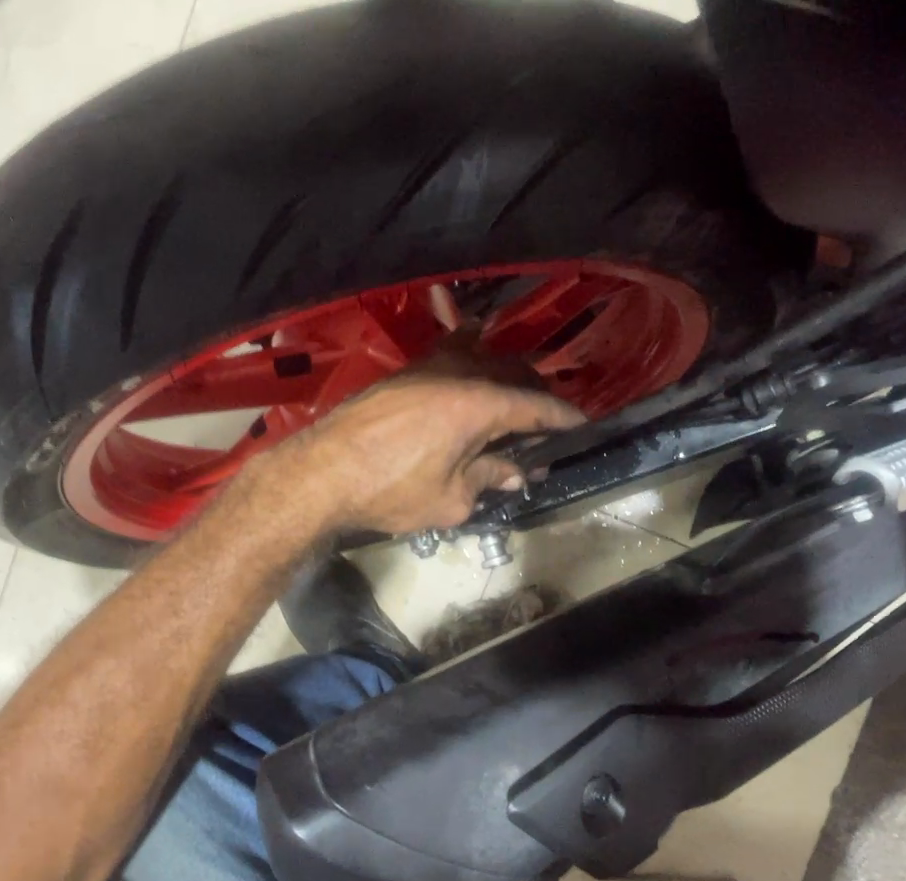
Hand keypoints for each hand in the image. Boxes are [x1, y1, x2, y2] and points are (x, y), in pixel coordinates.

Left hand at [247, 335, 584, 534]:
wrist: (321, 472)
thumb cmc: (390, 490)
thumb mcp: (451, 500)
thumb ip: (489, 479)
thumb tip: (514, 472)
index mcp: (480, 404)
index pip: (536, 406)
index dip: (563, 418)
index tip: (583, 426)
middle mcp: (459, 373)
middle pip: (513, 374)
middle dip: (536, 396)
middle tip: (544, 426)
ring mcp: (428, 367)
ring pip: (481, 358)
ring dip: (503, 376)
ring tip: (511, 401)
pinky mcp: (403, 373)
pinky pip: (449, 356)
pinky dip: (469, 360)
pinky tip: (470, 365)